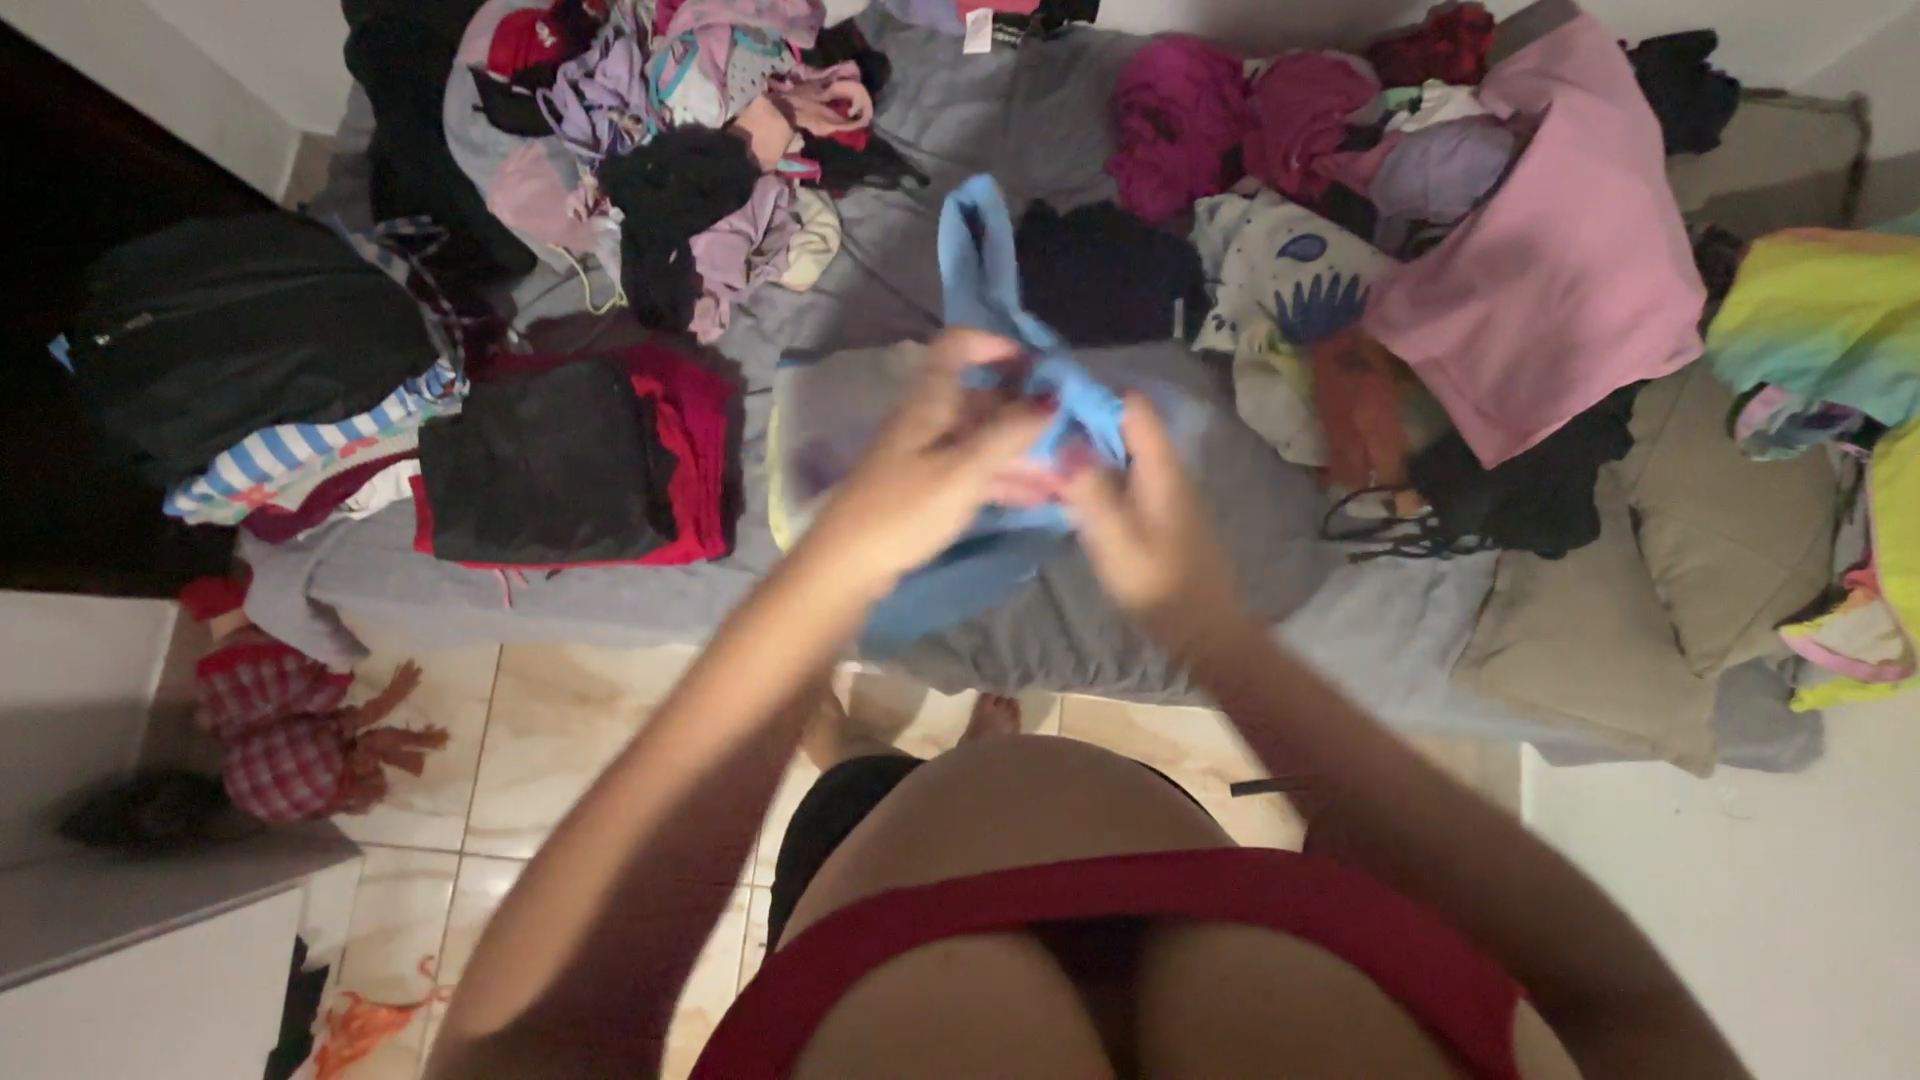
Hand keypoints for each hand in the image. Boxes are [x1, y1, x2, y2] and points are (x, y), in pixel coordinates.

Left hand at [793, 329, 1055, 594]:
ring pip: (981, 441)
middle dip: (1026, 413)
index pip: (957, 347)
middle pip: (980, 400)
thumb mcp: (964, 470)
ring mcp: (926, 456)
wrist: (848, 564)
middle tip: (1071, 433)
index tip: (1035, 367)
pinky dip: (1004, 480)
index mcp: (930, 402)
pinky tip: (1039, 497)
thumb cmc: (905, 510)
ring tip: (1066, 474)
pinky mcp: (927, 490)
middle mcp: (928, 421)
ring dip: (1022, 453)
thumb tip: (1052, 399)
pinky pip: (973, 473)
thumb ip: (1009, 433)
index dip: (995, 346)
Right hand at [1061, 395, 1244, 640]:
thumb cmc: (1159, 587)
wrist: (1204, 631)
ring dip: (1086, 450)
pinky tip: (1067, 489)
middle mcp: (1166, 471)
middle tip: (1033, 432)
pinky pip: (1124, 477)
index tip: (1048, 403)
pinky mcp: (1157, 513)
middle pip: (1124, 427)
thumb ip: (1089, 490)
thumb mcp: (1115, 541)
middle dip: (1081, 423)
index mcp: (1161, 470)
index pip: (1132, 407)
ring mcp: (1164, 492)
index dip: (1093, 397)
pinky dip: (1096, 475)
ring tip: (1041, 456)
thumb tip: (1063, 441)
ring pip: (1122, 453)